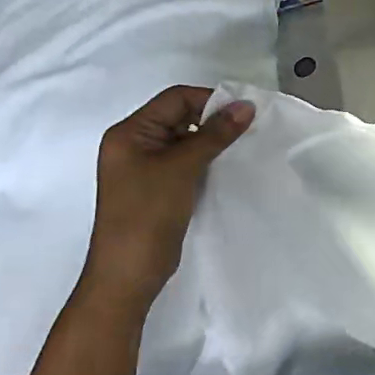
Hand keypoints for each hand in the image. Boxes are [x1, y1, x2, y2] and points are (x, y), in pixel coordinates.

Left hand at [82, 86, 254, 310]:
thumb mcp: (182, 168)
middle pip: (177, 117)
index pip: (174, 99)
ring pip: (182, 141)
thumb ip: (214, 134)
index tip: (243, 112)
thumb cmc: (148, 214)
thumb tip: (245, 106)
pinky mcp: (155, 188)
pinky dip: (203, 160)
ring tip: (240, 147)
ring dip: (209, 141)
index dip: (208, 100)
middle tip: (246, 129)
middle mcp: (133, 144)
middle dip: (211, 120)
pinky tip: (225, 166)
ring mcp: (143, 167)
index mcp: (129, 132)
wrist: (128, 275)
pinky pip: (182, 162)